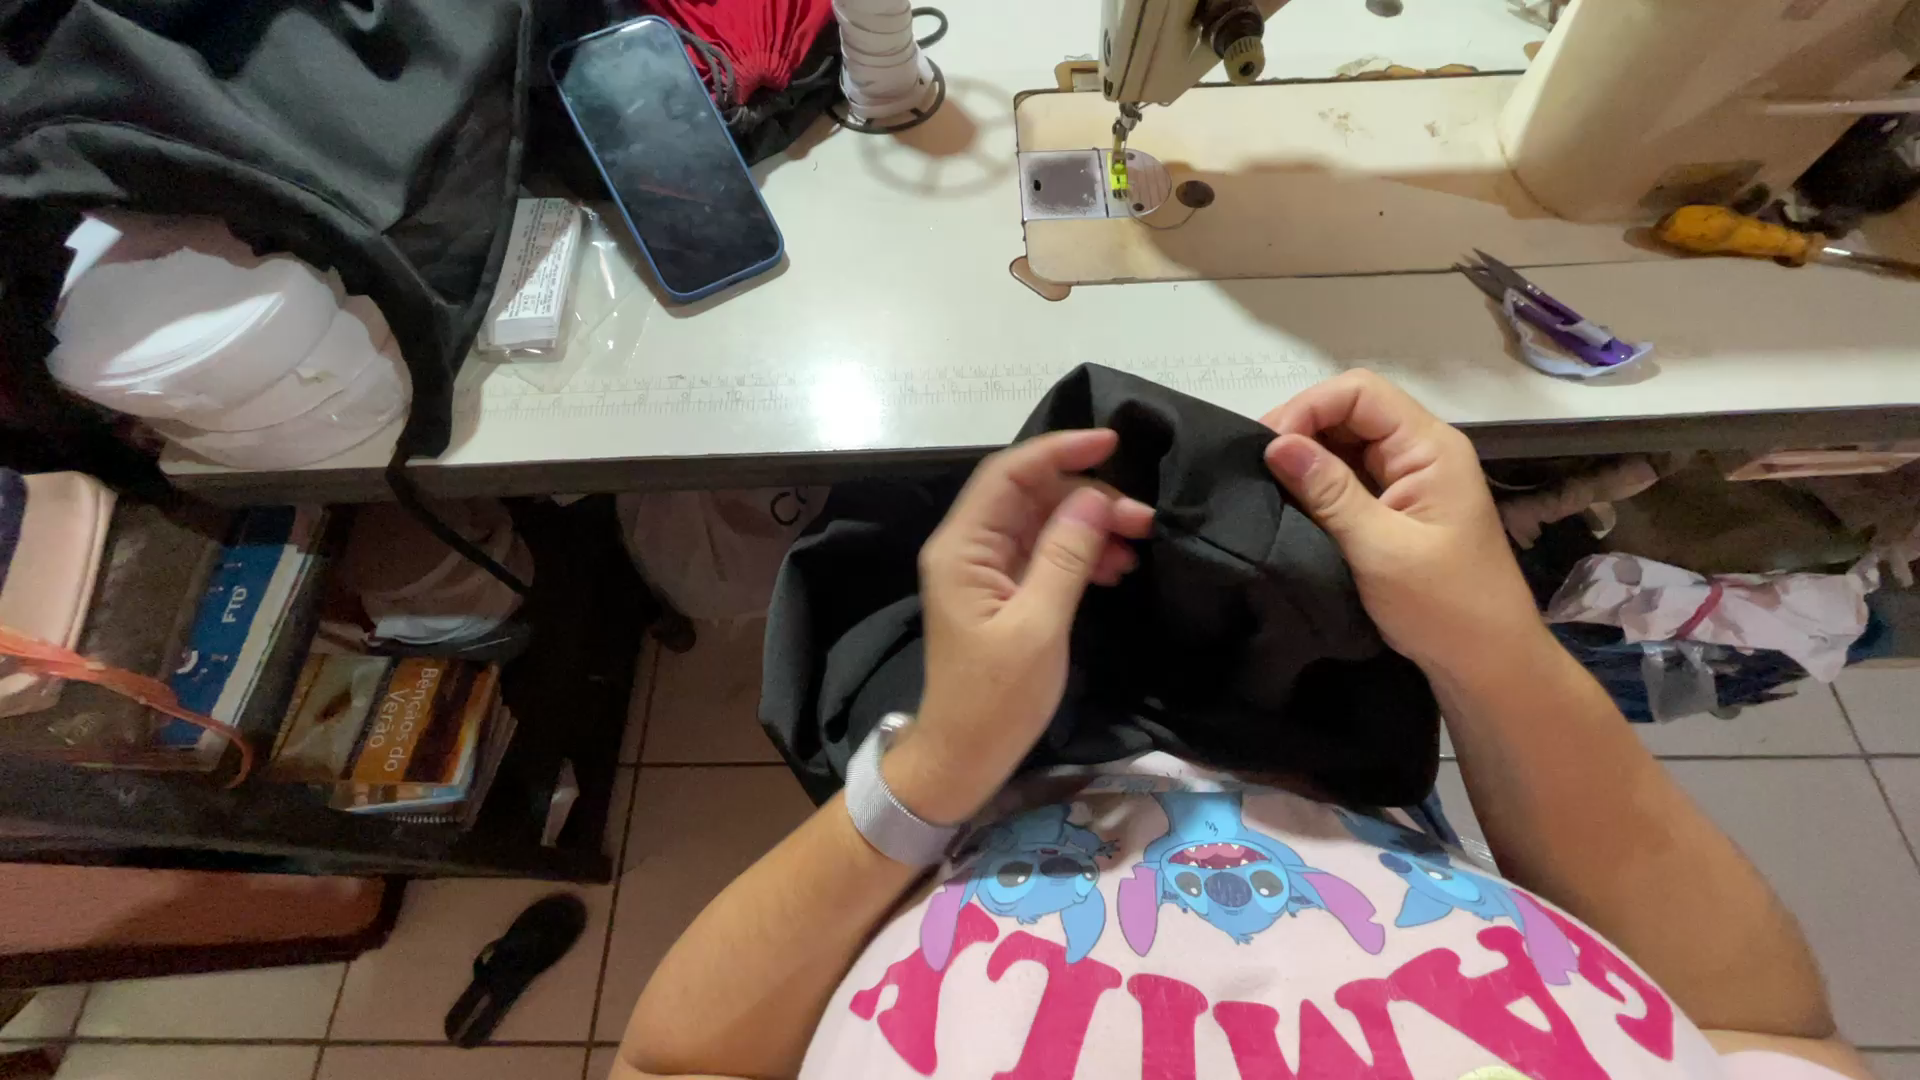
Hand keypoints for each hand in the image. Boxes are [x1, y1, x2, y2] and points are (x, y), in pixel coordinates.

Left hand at [886, 430, 1154, 824]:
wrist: (965, 755)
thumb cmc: (995, 699)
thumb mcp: (1038, 626)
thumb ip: (1066, 556)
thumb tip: (1096, 498)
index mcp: (963, 547)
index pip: (1008, 475)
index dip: (1059, 451)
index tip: (1112, 444)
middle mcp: (970, 547)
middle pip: (1030, 496)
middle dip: (1087, 496)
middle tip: (1143, 518)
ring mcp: (986, 569)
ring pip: (1043, 523)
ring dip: (1090, 526)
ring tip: (1137, 545)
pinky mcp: (1004, 591)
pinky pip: (1045, 553)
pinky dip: (1080, 553)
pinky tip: (1115, 568)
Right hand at [1260, 370, 1545, 677]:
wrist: (1484, 661)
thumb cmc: (1443, 605)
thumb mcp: (1380, 548)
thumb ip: (1328, 492)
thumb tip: (1274, 445)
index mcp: (1428, 448)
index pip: (1359, 393)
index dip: (1308, 408)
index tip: (1266, 448)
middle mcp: (1416, 452)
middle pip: (1347, 412)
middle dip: (1298, 431)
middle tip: (1254, 468)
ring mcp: (1402, 480)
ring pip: (1340, 444)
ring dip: (1300, 459)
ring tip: (1262, 486)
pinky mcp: (1387, 507)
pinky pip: (1341, 477)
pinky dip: (1309, 485)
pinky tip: (1284, 503)